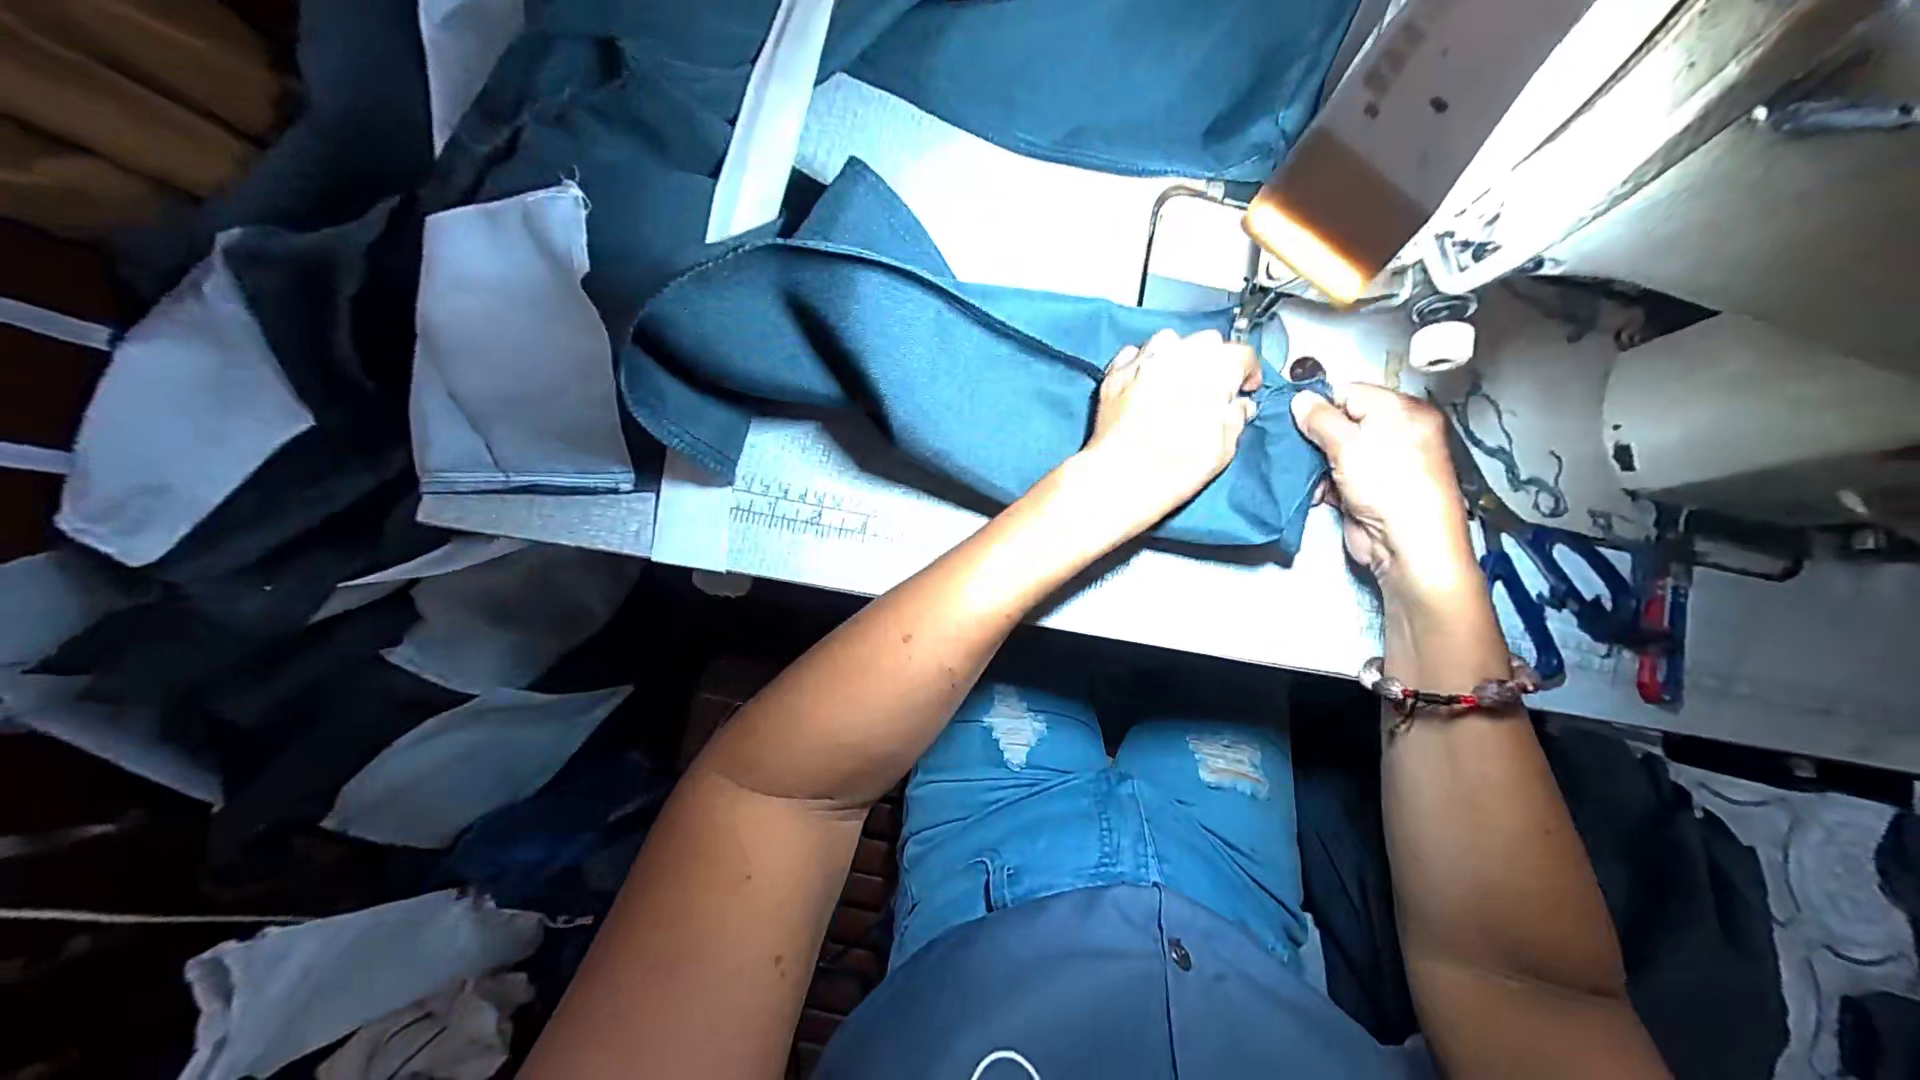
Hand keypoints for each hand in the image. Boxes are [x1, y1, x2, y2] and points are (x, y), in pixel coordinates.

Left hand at [1069, 328, 1260, 537]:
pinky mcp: (1115, 374)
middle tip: (1211, 389)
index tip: (1245, 389)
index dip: (1247, 373)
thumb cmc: (1174, 468)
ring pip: (1168, 341)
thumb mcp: (1223, 449)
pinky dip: (1143, 364)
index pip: (1242, 355)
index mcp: (1216, 369)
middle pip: (1206, 342)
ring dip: (1178, 355)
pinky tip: (1145, 384)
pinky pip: (1134, 355)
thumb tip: (1237, 407)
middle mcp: (1179, 355)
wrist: (1122, 477)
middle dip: (1214, 361)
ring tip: (1177, 381)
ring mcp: (1143, 361)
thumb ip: (1234, 418)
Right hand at [1290, 383, 1478, 601]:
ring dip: (1316, 462)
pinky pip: (1337, 475)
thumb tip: (1301, 399)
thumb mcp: (1348, 443)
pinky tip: (1320, 491)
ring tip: (1309, 472)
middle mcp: (1396, 433)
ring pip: (1335, 450)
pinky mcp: (1369, 489)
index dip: (1321, 404)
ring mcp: (1382, 463)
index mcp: (1402, 411)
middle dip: (1315, 435)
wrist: (1407, 544)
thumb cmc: (1391, 488)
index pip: (1350, 392)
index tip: (1296, 417)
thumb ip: (1320, 418)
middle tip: (1298, 445)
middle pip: (1341, 421)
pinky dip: (1324, 482)